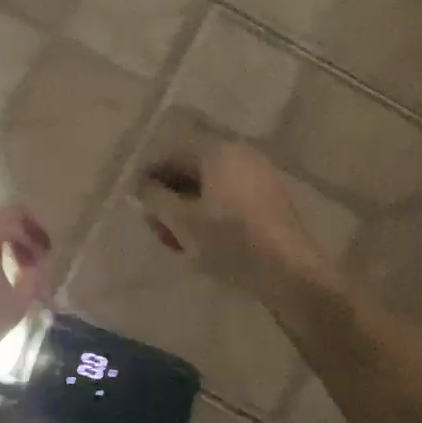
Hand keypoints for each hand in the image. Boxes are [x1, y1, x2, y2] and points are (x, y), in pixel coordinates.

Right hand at [135, 137, 338, 299]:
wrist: (286, 269)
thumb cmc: (228, 240)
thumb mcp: (181, 221)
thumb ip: (155, 199)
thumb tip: (142, 186)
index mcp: (218, 153)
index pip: (172, 156)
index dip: (150, 177)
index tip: (135, 199)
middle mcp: (241, 155)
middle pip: (193, 170)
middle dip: (170, 195)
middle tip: (154, 223)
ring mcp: (260, 176)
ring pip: (212, 186)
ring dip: (189, 207)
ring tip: (176, 235)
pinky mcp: (271, 199)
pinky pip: (231, 197)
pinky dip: (211, 212)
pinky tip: (203, 238)